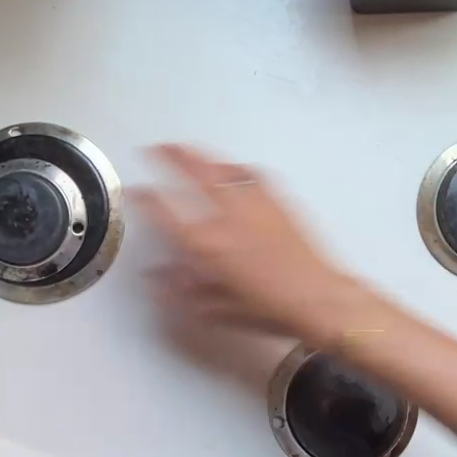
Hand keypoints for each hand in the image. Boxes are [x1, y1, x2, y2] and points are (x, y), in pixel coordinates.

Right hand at [139, 144, 380, 346]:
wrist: (318, 300)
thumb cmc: (270, 309)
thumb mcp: (217, 307)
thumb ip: (184, 288)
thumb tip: (162, 279)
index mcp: (208, 244)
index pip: (165, 211)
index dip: (145, 197)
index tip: (138, 192)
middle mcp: (228, 218)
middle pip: (193, 172)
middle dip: (171, 156)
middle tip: (158, 148)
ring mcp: (254, 205)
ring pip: (222, 168)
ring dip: (202, 156)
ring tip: (191, 150)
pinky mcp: (278, 202)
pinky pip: (251, 175)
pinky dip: (236, 169)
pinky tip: (234, 169)